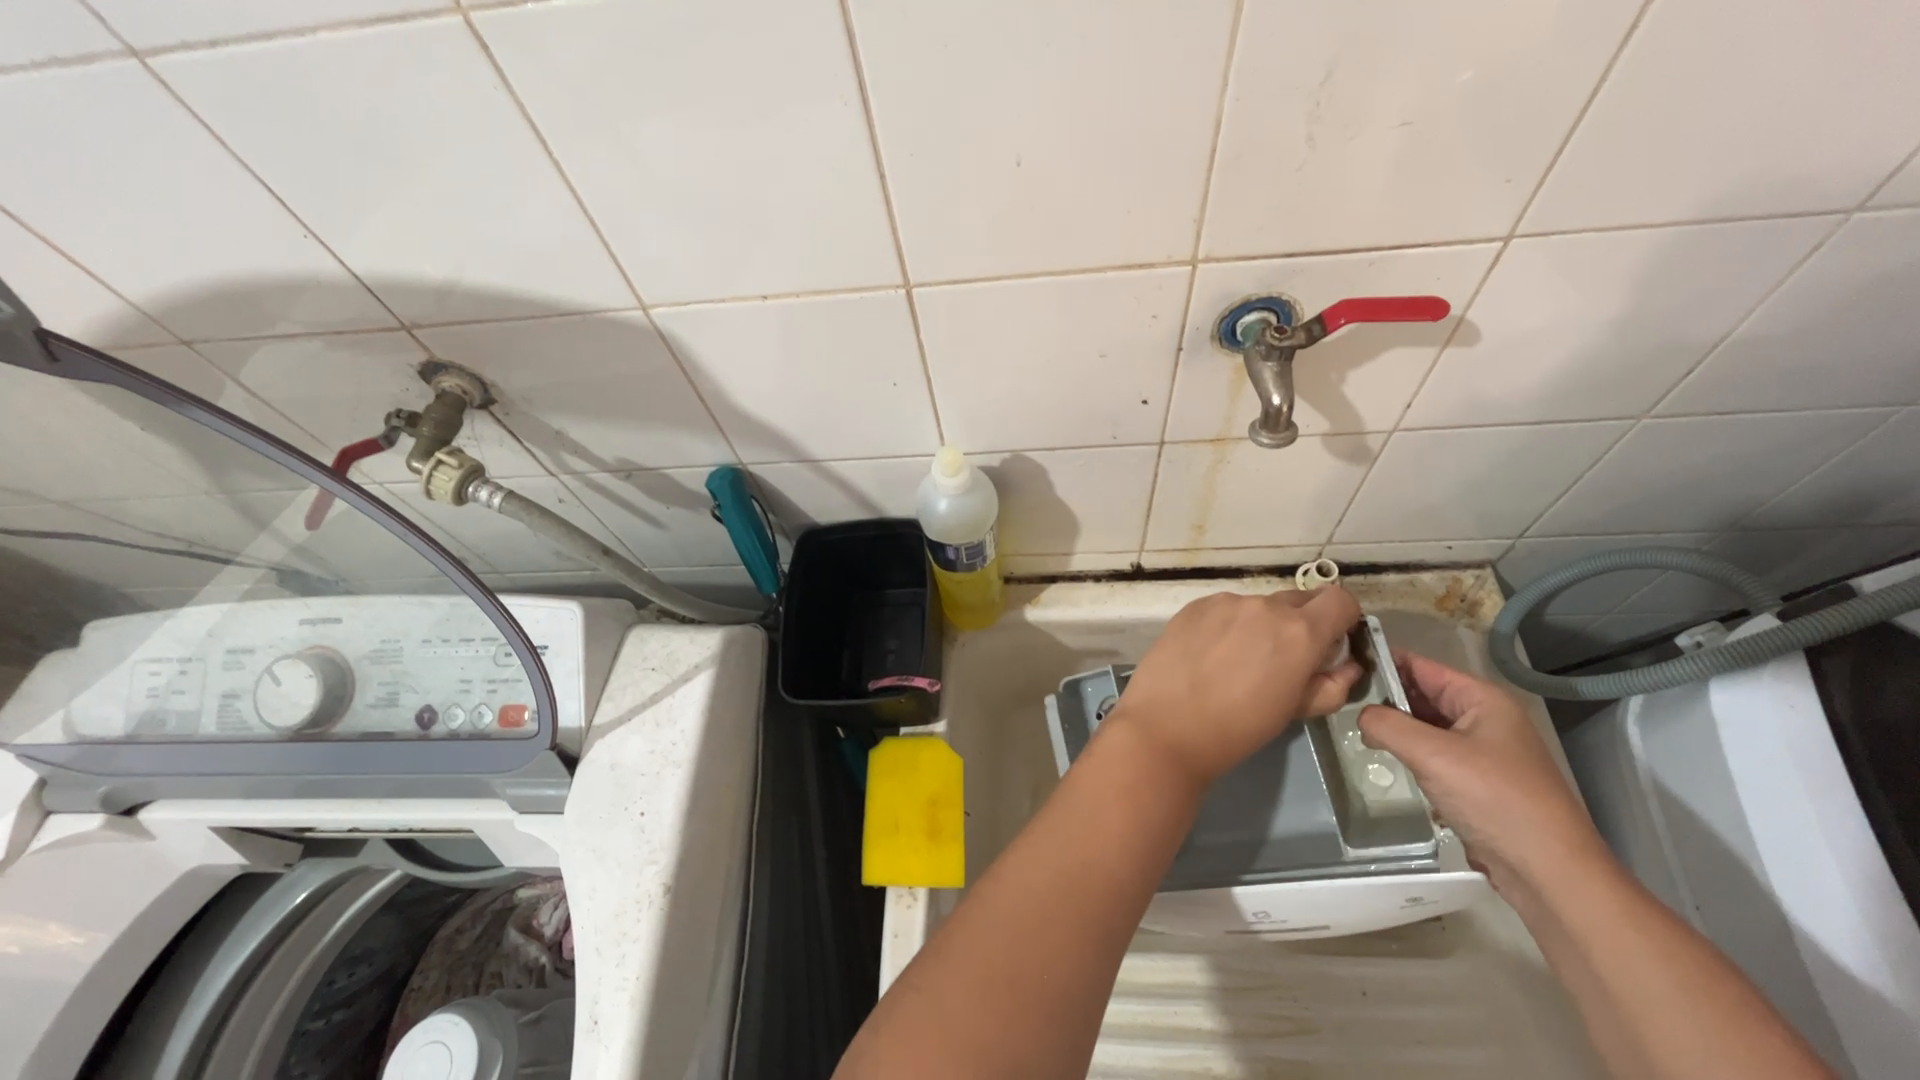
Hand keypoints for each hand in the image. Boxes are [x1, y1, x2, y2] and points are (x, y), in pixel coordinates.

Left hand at [1106, 587, 1362, 786]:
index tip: (1331, 643)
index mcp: (1300, 632)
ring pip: (1258, 607)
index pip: (1341, 600)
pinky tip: (1209, 656)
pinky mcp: (1193, 607)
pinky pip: (1224, 609)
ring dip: (1260, 626)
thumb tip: (1346, 665)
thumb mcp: (1297, 711)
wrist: (1166, 730)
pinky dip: (1227, 626)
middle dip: (1301, 624)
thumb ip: (1332, 684)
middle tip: (1283, 661)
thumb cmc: (1239, 729)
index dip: (1342, 619)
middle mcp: (1265, 606)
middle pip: (1299, 601)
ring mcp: (1225, 603)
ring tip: (1237, 663)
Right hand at [1358, 651, 1605, 895]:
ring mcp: (1483, 753)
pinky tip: (1384, 761)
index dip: (1383, 661)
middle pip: (1424, 696)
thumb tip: (1361, 714)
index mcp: (1482, 700)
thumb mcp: (1433, 755)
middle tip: (1338, 700)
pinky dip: (1410, 756)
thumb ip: (1388, 725)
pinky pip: (1435, 758)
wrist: (1547, 869)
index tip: (1341, 664)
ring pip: (1427, 729)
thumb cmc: (1493, 799)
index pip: (1422, 666)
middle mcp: (1485, 719)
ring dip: (1395, 729)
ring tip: (1352, 728)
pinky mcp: (1477, 784)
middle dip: (1385, 698)